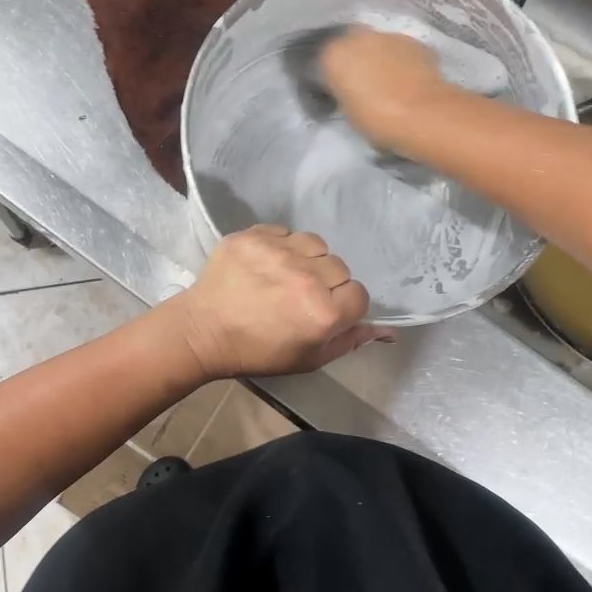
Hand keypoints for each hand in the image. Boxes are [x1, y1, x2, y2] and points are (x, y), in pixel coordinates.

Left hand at [169, 226, 392, 378]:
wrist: (203, 331)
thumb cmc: (258, 352)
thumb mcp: (309, 358)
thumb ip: (350, 340)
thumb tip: (389, 330)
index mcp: (324, 312)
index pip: (358, 295)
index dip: (342, 306)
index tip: (321, 313)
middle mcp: (307, 277)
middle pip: (339, 267)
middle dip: (325, 282)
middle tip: (298, 297)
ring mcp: (278, 252)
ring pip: (315, 244)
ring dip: (306, 259)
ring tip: (283, 276)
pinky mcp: (254, 236)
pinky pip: (284, 232)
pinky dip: (279, 246)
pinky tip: (264, 265)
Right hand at [317, 28, 463, 149]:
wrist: (423, 115)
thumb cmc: (376, 120)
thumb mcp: (346, 110)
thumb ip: (342, 92)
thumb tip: (348, 90)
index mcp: (333, 56)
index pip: (322, 62)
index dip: (328, 76)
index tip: (333, 91)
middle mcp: (358, 37)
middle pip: (349, 45)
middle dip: (352, 59)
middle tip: (358, 82)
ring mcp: (389, 35)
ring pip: (377, 44)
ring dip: (377, 57)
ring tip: (385, 81)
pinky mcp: (414, 41)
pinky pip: (399, 50)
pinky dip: (399, 60)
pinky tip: (404, 78)